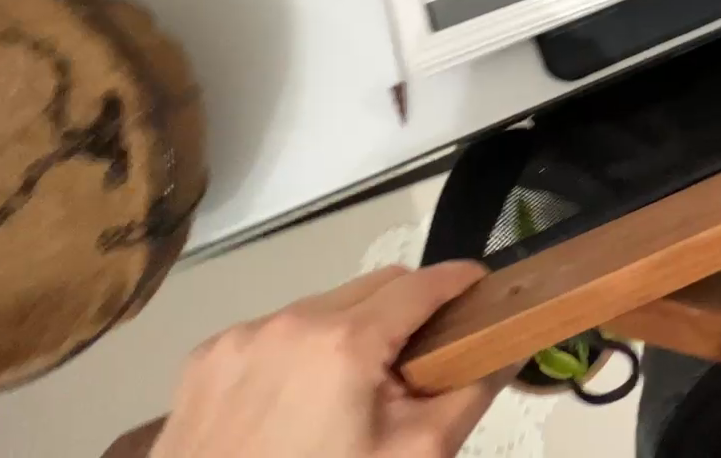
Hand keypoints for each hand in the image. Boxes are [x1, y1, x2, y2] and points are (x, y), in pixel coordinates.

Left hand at [148, 262, 508, 457]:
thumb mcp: (414, 457)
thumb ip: (473, 392)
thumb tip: (515, 347)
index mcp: (345, 341)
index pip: (425, 282)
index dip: (463, 281)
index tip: (484, 292)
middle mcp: (292, 321)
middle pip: (379, 284)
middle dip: (410, 308)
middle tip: (422, 359)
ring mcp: (241, 338)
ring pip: (330, 302)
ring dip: (357, 325)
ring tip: (355, 387)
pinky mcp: (205, 360)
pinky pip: (279, 328)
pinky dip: (304, 346)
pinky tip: (299, 398)